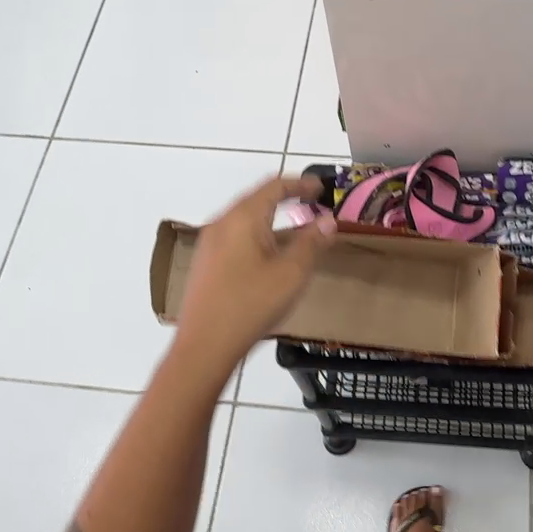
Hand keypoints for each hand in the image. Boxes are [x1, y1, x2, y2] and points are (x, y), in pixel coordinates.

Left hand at [171, 175, 336, 371]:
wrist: (204, 346)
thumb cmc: (251, 305)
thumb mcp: (291, 274)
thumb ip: (312, 243)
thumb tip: (328, 220)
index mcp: (243, 219)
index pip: (274, 187)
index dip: (300, 184)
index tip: (321, 188)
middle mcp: (222, 223)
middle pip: (256, 199)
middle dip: (284, 199)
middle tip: (309, 204)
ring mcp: (208, 244)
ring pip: (243, 219)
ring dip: (269, 217)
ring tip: (292, 228)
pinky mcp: (204, 264)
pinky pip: (234, 236)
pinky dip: (256, 233)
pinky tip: (266, 254)